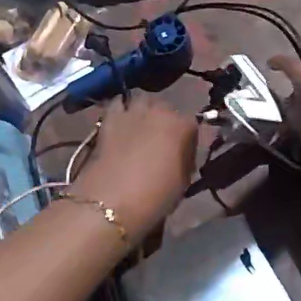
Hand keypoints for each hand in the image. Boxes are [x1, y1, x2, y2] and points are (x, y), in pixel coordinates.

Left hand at [68, 96, 198, 233]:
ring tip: (140, 131)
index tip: (183, 157)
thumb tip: (180, 155)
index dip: (188, 142)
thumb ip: (185, 160)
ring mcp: (132, 111)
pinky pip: (118, 105)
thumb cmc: (155, 195)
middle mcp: (158, 110)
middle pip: (166, 109)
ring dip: (144, 113)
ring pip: (142, 102)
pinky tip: (120, 125)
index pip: (191, 125)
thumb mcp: (183, 181)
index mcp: (181, 125)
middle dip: (165, 123)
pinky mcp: (109, 117)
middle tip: (160, 144)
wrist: (113, 199)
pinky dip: (121, 112)